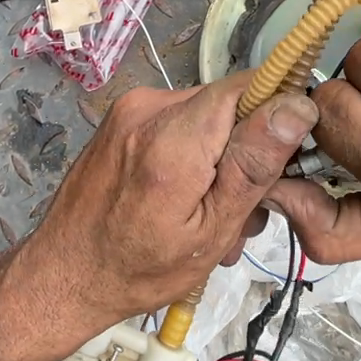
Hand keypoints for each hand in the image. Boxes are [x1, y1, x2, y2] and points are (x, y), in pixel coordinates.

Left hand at [10, 72, 316, 347]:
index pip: (249, 86)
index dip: (277, 114)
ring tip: (212, 214)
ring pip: (205, 115)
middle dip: (248, 148)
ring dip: (220, 157)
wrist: (63, 273)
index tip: (285, 160)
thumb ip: (253, 164)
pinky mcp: (120, 117)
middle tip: (245, 210)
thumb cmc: (138, 268)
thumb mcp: (211, 230)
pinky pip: (177, 122)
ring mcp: (128, 108)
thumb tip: (298, 106)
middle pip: (228, 103)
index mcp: (172, 137)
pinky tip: (186, 196)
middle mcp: (147, 107)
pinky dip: (192, 153)